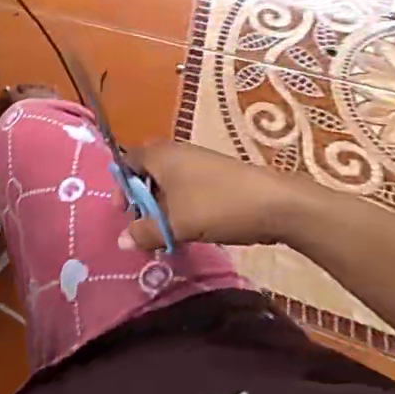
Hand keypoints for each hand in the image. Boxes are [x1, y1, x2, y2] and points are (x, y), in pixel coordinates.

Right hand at [117, 141, 314, 251]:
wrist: (274, 203)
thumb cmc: (216, 205)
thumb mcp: (176, 223)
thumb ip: (146, 232)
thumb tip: (120, 241)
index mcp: (161, 155)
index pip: (127, 160)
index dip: (121, 186)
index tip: (124, 213)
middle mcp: (176, 152)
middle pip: (147, 172)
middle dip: (142, 200)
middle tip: (144, 226)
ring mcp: (198, 163)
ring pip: (168, 183)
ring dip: (162, 208)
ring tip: (166, 234)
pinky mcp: (215, 177)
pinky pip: (186, 189)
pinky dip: (181, 207)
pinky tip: (189, 230)